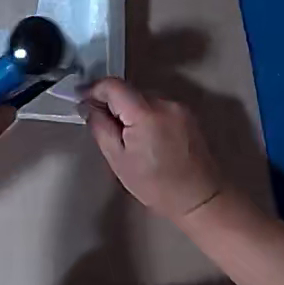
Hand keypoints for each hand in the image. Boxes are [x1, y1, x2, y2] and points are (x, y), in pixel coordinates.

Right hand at [83, 77, 235, 221]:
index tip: (81, 100)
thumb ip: (100, 126)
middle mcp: (165, 102)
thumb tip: (88, 105)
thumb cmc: (156, 185)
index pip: (113, 85)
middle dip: (111, 103)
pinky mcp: (187, 114)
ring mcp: (179, 107)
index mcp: (146, 113)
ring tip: (125, 134)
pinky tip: (145, 136)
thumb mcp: (118, 160)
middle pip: (128, 90)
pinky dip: (144, 113)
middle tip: (102, 123)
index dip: (93, 89)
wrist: (202, 199)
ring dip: (128, 108)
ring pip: (142, 97)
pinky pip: (156, 105)